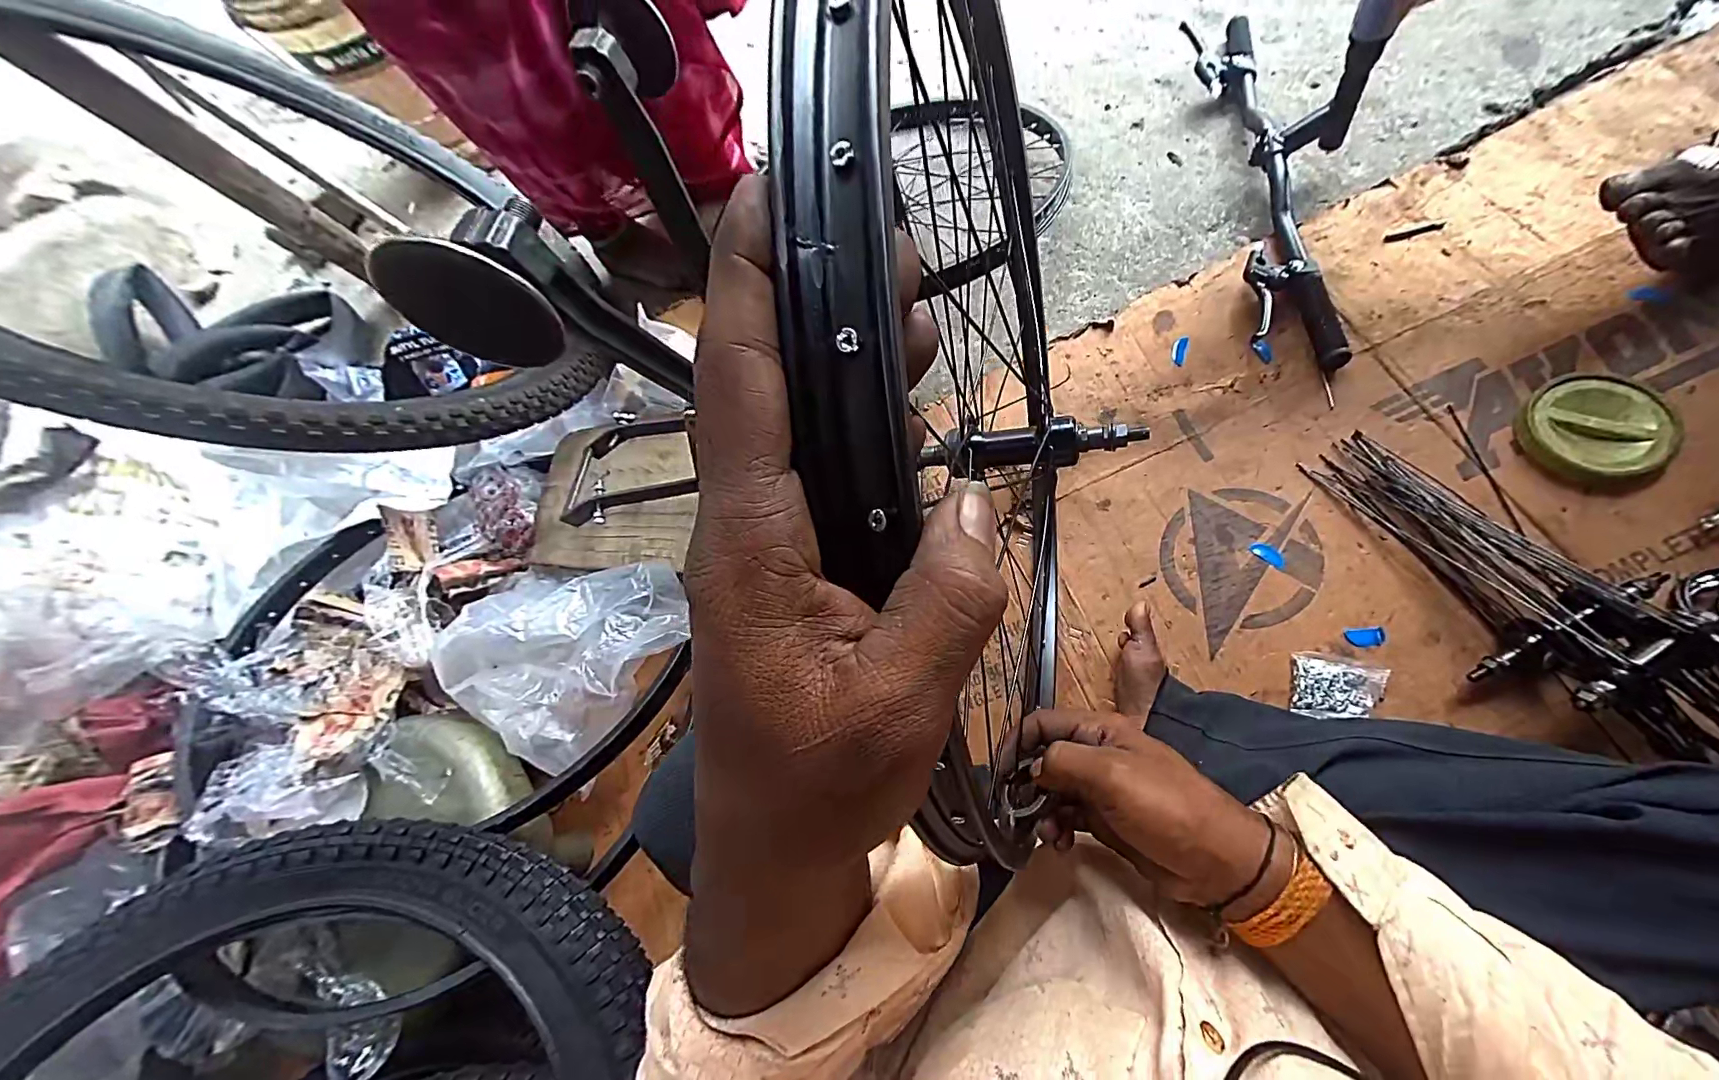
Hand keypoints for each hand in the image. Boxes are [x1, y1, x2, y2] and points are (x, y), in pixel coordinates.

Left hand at [683, 175, 1006, 1013]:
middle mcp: (747, 532)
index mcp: (754, 550)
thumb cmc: (822, 789)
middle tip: (880, 249)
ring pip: (800, 433)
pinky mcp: (792, 570)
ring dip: (847, 370)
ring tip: (906, 310)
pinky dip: (864, 436)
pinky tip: (908, 414)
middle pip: (768, 394)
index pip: (741, 392)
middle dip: (813, 308)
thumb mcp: (900, 702)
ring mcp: (766, 550)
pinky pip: (824, 481)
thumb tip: (976, 498)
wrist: (777, 852)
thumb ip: (947, 596)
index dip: (748, 288)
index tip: (763, 197)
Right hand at [1021, 709, 1285, 915]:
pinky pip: (1066, 817)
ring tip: (1044, 834)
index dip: (1016, 743)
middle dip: (1025, 781)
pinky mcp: (1105, 820)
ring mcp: (1101, 788)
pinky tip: (1059, 844)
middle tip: (1015, 810)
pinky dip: (1056, 828)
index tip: (998, 774)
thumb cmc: (1167, 806)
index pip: (1043, 723)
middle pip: (1043, 758)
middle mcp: (1097, 754)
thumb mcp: (1111, 773)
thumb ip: (1063, 760)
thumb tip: (1031, 768)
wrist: (1217, 860)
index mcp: (1099, 730)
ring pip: (1052, 791)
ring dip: (1039, 810)